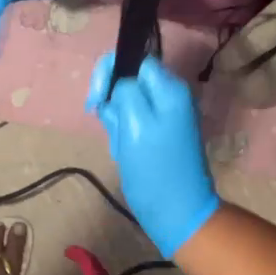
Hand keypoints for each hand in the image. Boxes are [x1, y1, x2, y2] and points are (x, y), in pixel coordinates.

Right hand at [87, 54, 220, 257]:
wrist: (178, 213)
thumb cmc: (154, 168)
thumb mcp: (134, 123)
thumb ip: (126, 90)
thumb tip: (122, 80)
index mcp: (170, 87)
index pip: (136, 61)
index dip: (112, 72)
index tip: (96, 98)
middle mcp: (170, 95)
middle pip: (129, 81)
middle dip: (113, 103)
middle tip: (113, 128)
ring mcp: (165, 115)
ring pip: (127, 104)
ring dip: (117, 123)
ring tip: (122, 147)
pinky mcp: (159, 134)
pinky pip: (133, 123)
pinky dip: (123, 135)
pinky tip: (125, 154)